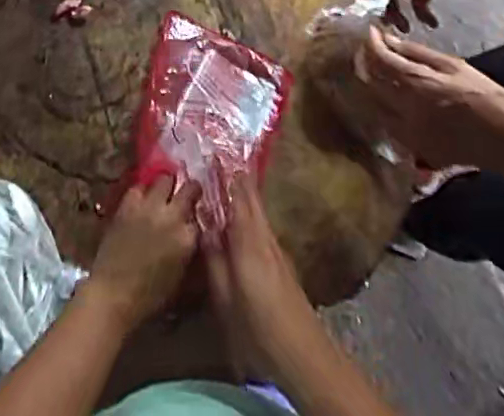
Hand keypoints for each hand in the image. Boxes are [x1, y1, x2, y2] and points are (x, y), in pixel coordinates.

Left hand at [86, 176, 198, 331]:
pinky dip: (142, 191)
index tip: (196, 216)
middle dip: (191, 190)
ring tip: (164, 192)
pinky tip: (142, 199)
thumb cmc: (149, 297)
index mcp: (188, 238)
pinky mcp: (128, 205)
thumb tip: (192, 234)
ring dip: (167, 185)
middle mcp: (172, 216)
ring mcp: (149, 207)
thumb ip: (190, 250)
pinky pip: (139, 187)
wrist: (112, 296)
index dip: (198, 215)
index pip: (202, 215)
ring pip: (165, 179)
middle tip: (187, 194)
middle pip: (190, 188)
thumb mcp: (182, 277)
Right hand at [202, 175, 321, 380]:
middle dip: (237, 178)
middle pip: (251, 200)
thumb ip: (214, 260)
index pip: (238, 198)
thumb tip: (204, 227)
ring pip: (257, 211)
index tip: (216, 153)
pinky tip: (239, 217)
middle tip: (221, 157)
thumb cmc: (257, 326)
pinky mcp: (280, 261)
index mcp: (249, 241)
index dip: (228, 175)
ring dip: (243, 193)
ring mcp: (275, 248)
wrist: (300, 349)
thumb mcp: (225, 297)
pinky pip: (260, 225)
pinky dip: (249, 211)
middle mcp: (264, 237)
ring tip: (227, 179)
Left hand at [356, 27, 503, 170]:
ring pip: (373, 106)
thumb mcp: (454, 65)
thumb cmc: (486, 95)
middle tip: (371, 50)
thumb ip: (417, 53)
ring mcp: (407, 133)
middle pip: (369, 83)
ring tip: (378, 71)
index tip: (372, 32)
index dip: (371, 43)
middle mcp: (406, 110)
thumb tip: (388, 40)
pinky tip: (391, 98)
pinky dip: (383, 108)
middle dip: (365, 62)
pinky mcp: (413, 150)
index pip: (380, 59)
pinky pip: (387, 125)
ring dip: (371, 86)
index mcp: (418, 84)